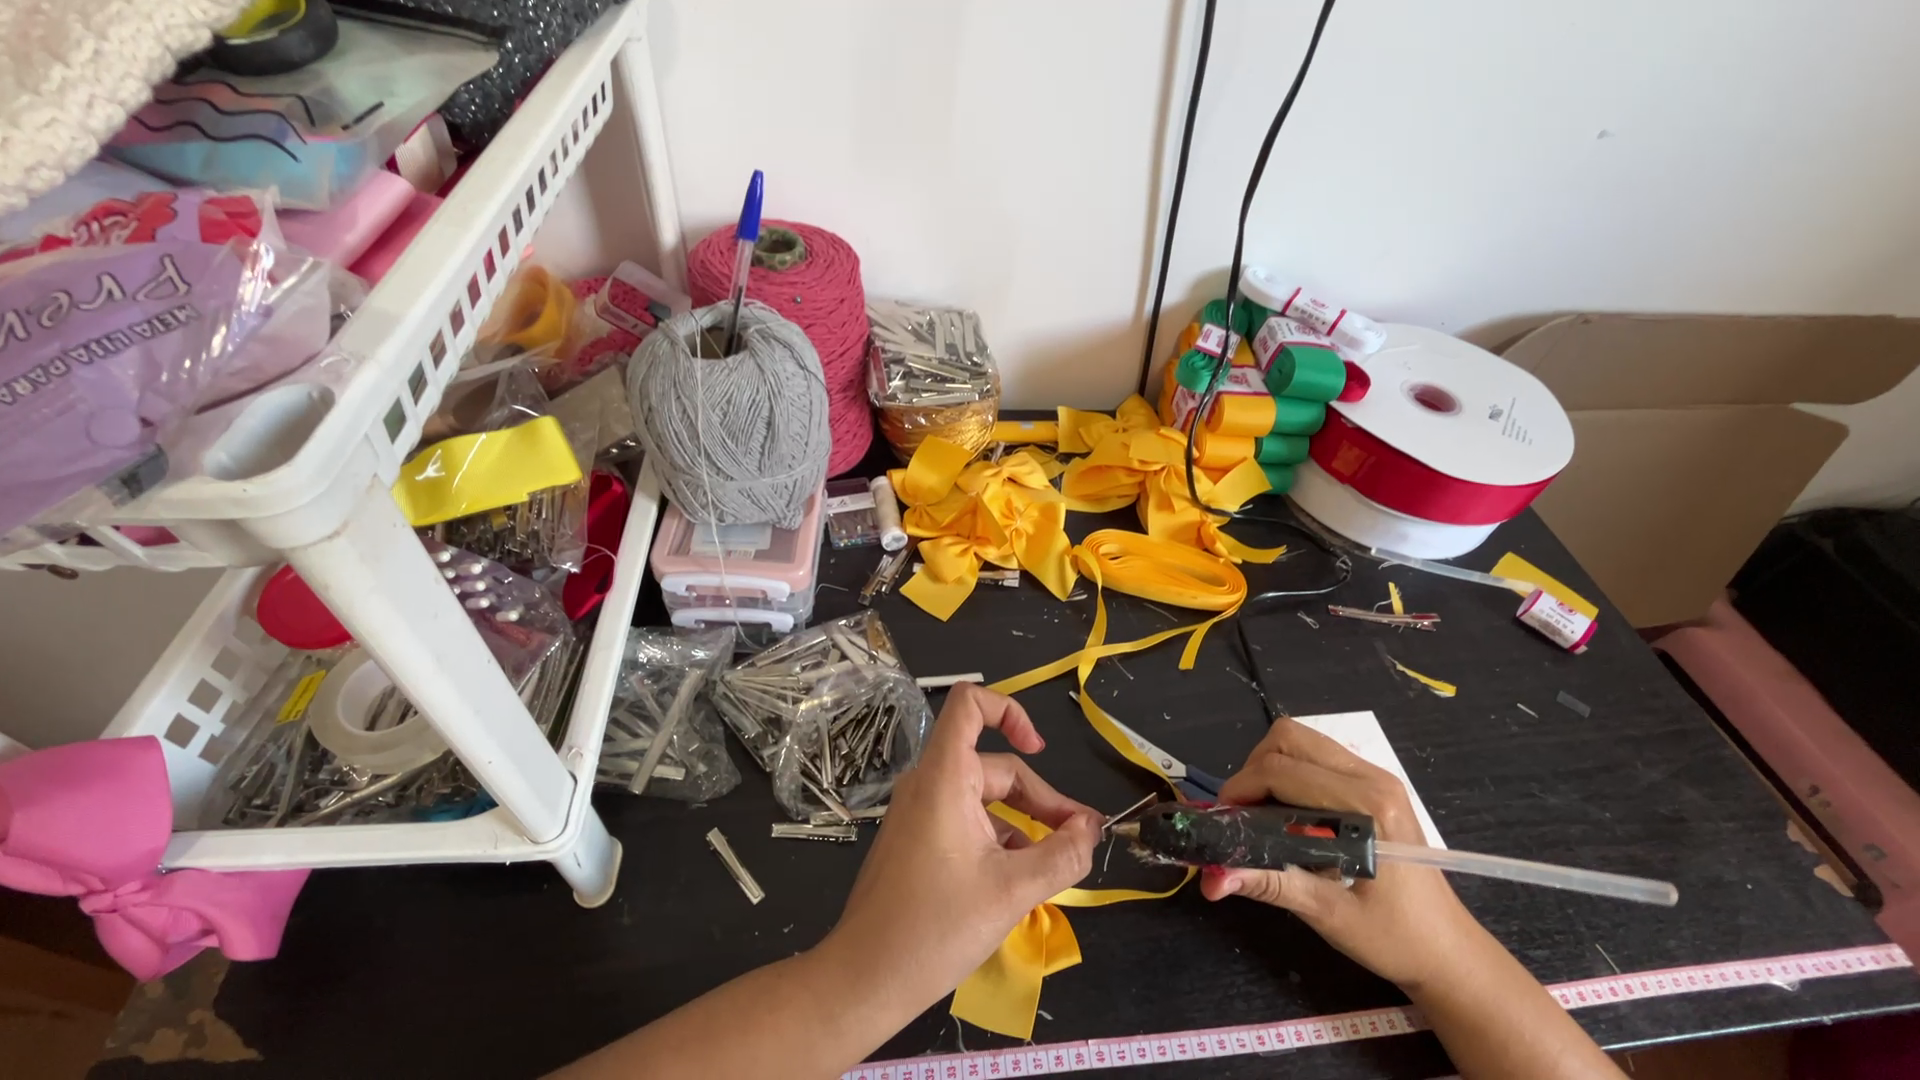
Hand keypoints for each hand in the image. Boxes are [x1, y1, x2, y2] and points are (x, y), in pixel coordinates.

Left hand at [822, 683, 1100, 1006]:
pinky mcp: (917, 841)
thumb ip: (1062, 855)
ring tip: (1056, 865)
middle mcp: (929, 785)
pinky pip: (966, 822)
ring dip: (1024, 824)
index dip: (1010, 711)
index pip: (970, 704)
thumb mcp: (1012, 891)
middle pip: (994, 766)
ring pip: (984, 800)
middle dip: (1042, 799)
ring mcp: (920, 813)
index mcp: (943, 777)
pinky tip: (1020, 879)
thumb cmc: (935, 928)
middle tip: (1081, 839)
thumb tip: (1092, 829)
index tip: (1041, 749)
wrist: (865, 978)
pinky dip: (999, 840)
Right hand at [1199, 715, 1483, 991]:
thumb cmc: (1395, 937)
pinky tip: (1287, 813)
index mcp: (1367, 806)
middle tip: (1242, 812)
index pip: (1282, 771)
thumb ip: (1271, 885)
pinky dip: (1288, 771)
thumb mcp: (1330, 915)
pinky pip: (1316, 755)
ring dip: (1268, 767)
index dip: (1241, 788)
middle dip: (1252, 768)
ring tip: (1260, 812)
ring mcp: (1376, 776)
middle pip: (1289, 738)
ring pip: (1300, 740)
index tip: (1224, 821)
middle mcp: (1373, 778)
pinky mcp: (1373, 783)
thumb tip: (1212, 879)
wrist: (1449, 951)